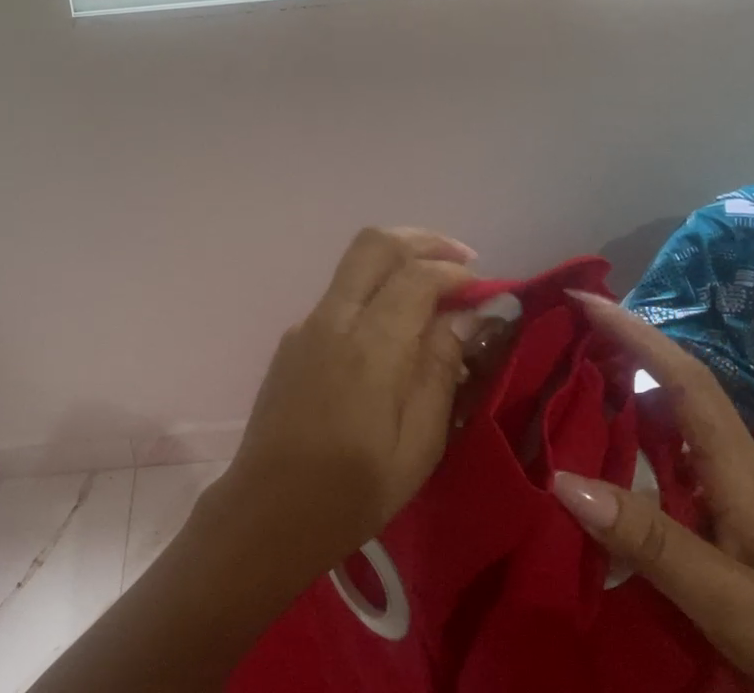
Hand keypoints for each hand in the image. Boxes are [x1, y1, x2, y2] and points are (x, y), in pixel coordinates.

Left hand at [199, 226, 476, 580]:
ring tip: (437, 298)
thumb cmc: (351, 493)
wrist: (267, 512)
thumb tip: (463, 318)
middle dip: (422, 241)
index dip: (456, 273)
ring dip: (397, 264)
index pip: (416, 276)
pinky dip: (374, 294)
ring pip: (353, 267)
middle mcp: (331, 321)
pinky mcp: (291, 343)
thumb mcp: (417, 445)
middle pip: (373, 245)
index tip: (486, 291)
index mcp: (368, 347)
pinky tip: (397, 334)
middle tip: (462, 263)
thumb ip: (440, 371)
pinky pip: (339, 299)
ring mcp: (305, 328)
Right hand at [555, 293, 753, 692]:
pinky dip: (633, 446)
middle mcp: (739, 472)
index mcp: (741, 473)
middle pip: (678, 392)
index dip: (635, 333)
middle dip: (622, 351)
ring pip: (675, 428)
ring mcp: (740, 499)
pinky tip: (606, 463)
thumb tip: (561, 478)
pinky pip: (674, 466)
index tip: (585, 299)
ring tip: (567, 387)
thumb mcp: (732, 602)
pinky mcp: (736, 526)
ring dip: (625, 396)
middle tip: (560, 336)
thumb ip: (651, 542)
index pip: (685, 381)